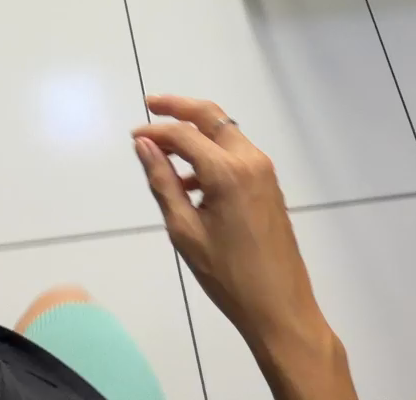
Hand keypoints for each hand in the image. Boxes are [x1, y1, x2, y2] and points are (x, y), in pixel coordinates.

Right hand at [131, 95, 323, 353]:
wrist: (282, 310)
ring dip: (195, 130)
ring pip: (224, 131)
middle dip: (179, 106)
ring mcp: (263, 171)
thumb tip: (143, 145)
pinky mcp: (268, 183)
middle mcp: (249, 160)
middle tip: (151, 104)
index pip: (183, 134)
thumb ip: (162, 181)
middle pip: (210, 116)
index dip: (155, 131)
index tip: (133, 137)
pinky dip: (211, 150)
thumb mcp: (185, 230)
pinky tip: (190, 179)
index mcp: (227, 172)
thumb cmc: (228, 276)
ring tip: (164, 148)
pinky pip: (235, 152)